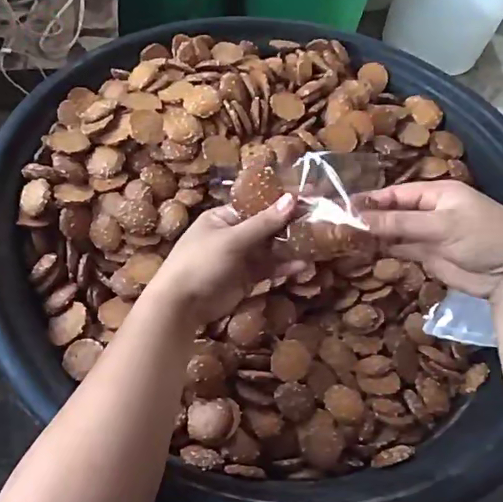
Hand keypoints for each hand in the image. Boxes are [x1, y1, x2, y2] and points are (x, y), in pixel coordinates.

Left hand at [142, 194, 304, 325]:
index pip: (257, 206)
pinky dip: (284, 267)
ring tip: (318, 246)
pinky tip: (303, 266)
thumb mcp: (232, 239)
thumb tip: (291, 198)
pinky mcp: (245, 278)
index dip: (281, 204)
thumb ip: (263, 222)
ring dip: (291, 249)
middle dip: (291, 227)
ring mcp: (238, 257)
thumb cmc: (200, 262)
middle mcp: (231, 235)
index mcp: (222, 218)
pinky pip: (268, 269)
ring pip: (270, 249)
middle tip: (322, 224)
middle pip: (266, 228)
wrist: (181, 303)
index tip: (310, 201)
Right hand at [352, 182, 502, 298]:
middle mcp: (429, 210)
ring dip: (370, 235)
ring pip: (391, 231)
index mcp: (437, 193)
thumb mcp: (440, 225)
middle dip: (364, 218)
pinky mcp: (425, 255)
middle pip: (389, 212)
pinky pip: (397, 249)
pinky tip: (358, 251)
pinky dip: (380, 250)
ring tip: (339, 239)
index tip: (337, 208)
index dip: (367, 200)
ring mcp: (427, 234)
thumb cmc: (484, 237)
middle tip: (332, 225)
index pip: (393, 194)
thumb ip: (397, 223)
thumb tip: (356, 219)